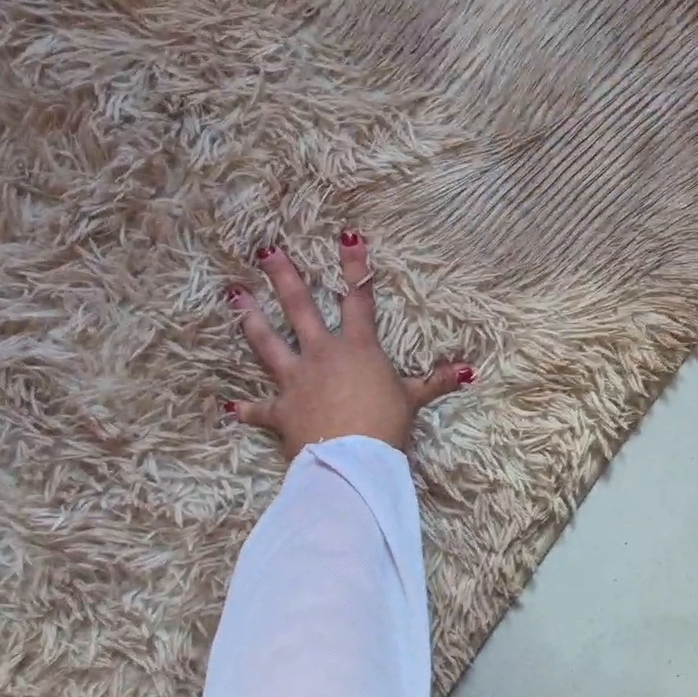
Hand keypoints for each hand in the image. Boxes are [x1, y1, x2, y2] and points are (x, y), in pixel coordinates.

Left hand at [223, 231, 473, 460]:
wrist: (350, 460)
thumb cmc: (384, 424)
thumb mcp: (413, 399)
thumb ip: (435, 381)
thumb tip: (468, 370)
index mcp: (357, 348)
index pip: (358, 298)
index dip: (355, 266)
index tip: (347, 236)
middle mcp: (322, 355)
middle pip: (300, 308)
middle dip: (284, 277)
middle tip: (267, 252)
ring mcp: (296, 380)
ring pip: (268, 343)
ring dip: (251, 319)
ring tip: (236, 295)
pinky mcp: (280, 411)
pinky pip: (259, 409)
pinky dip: (246, 408)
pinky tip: (229, 406)